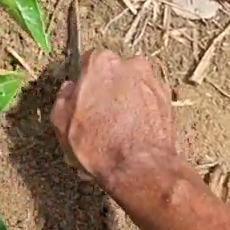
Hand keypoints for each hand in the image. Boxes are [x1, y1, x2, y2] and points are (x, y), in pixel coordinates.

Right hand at [50, 50, 183, 202]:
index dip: (84, 82)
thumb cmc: (100, 145)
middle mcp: (130, 65)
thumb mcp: (62, 123)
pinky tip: (132, 135)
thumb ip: (63, 99)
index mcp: (101, 63)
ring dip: (125, 102)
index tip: (82, 98)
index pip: (89, 62)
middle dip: (106, 91)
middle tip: (98, 118)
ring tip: (116, 131)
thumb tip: (69, 91)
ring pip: (132, 87)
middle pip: (114, 74)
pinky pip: (148, 102)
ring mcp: (152, 82)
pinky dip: (141, 113)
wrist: (139, 167)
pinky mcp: (168, 100)